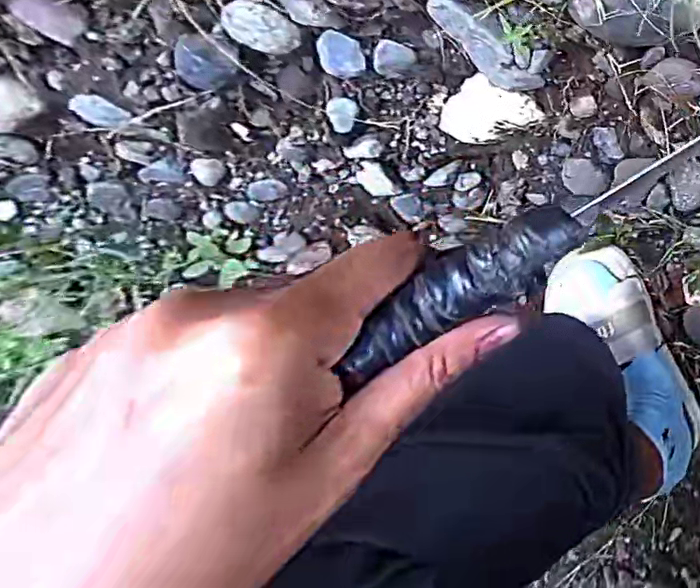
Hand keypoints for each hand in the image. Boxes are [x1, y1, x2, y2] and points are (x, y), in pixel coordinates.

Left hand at [0, 232, 519, 587]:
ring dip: (270, 347)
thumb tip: (499, 326)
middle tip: (315, 405)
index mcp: (268, 336)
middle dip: (335, 331)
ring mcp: (129, 333)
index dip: (419, 281)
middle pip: (319, 287)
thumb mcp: (335, 463)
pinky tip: (185, 431)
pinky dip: (209, 362)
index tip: (426, 309)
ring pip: (256, 308)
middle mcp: (195, 315)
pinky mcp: (85, 354)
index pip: (388, 256)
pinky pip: (191, 329)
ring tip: (238, 428)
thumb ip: (427, 374)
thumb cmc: (180, 563)